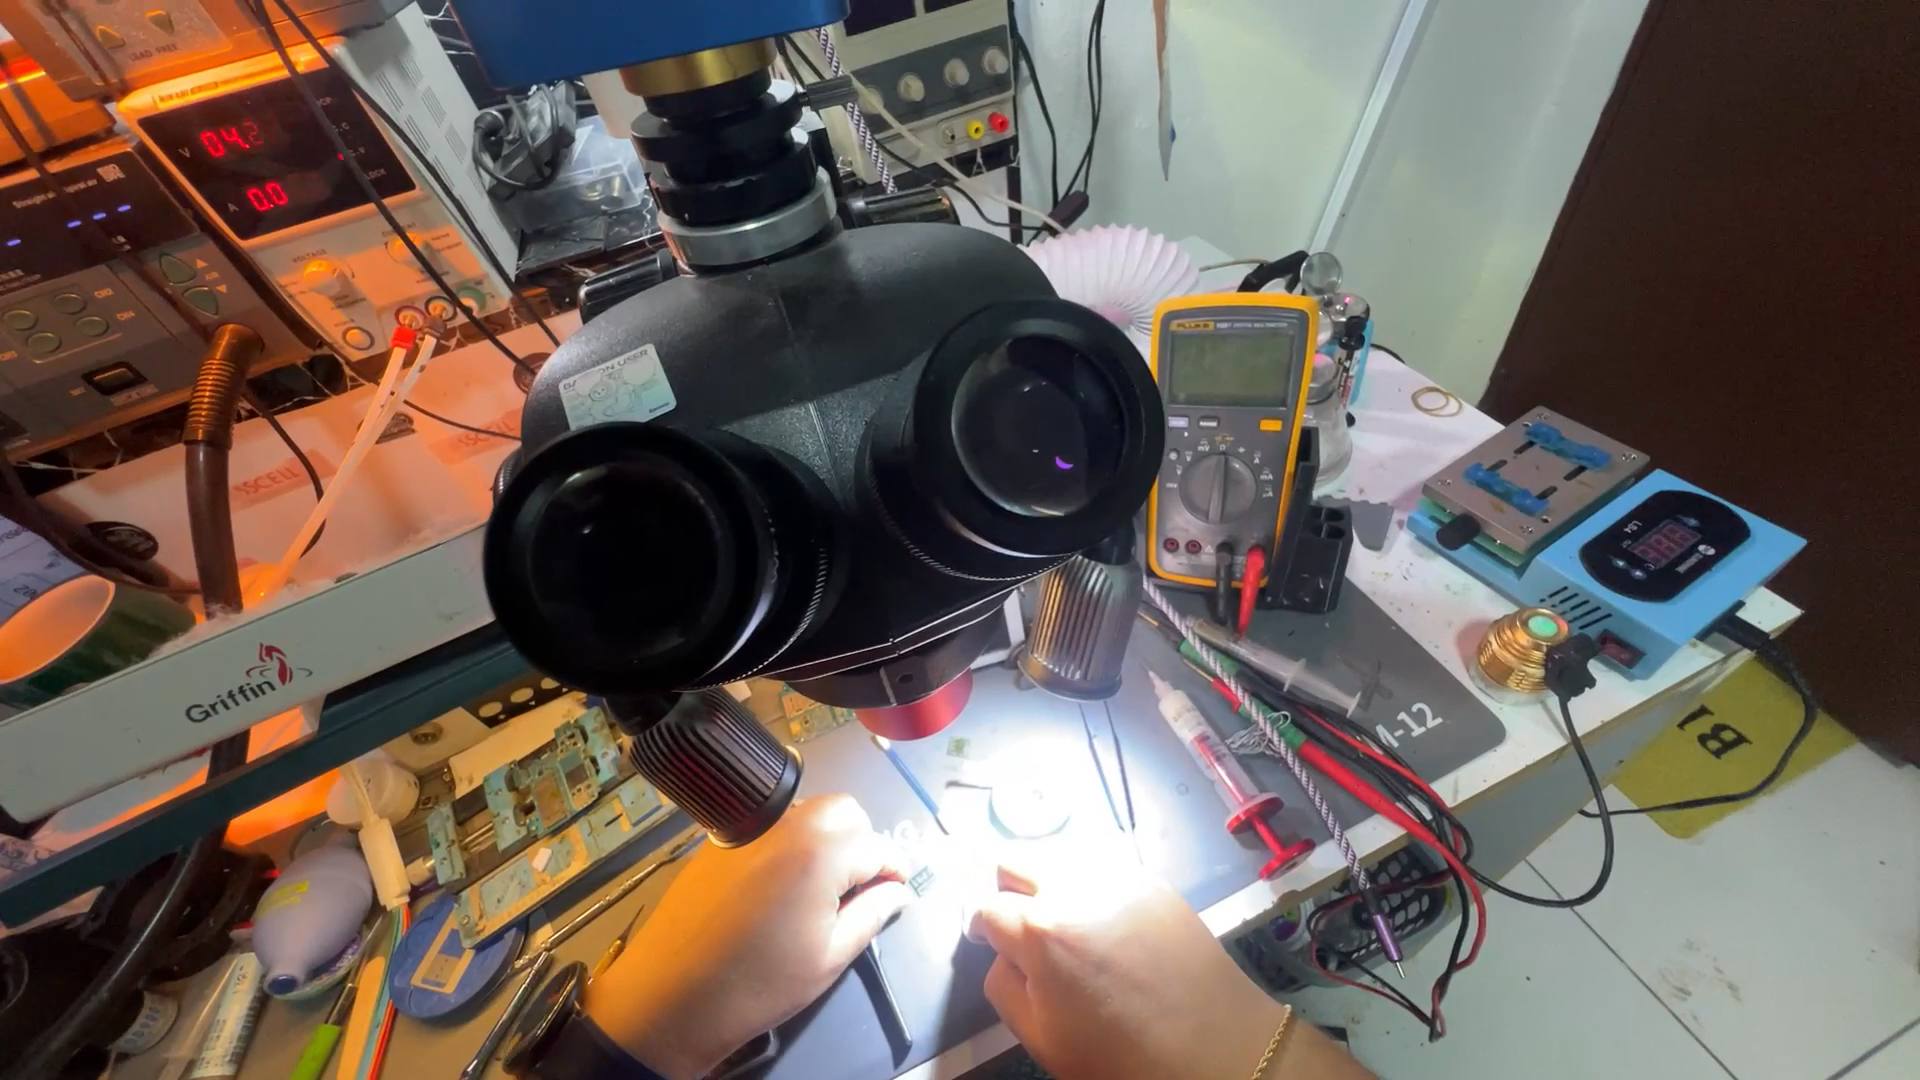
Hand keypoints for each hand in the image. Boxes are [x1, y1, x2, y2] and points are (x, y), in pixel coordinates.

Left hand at [583, 795, 915, 1079]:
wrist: (668, 997)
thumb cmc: (757, 985)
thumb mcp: (829, 957)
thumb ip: (873, 914)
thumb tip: (898, 891)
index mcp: (823, 852)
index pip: (879, 845)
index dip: (894, 869)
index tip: (896, 890)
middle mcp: (793, 823)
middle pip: (847, 812)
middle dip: (862, 841)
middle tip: (855, 887)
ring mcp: (757, 825)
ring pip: (812, 809)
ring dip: (828, 834)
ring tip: (818, 884)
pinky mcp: (727, 835)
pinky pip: (776, 822)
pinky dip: (793, 838)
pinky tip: (780, 881)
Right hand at [969, 845, 1366, 1079]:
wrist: (1219, 1049)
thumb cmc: (1123, 1056)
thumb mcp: (1044, 1041)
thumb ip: (1004, 987)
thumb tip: (1000, 951)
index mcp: (1039, 929)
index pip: (983, 906)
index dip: (979, 926)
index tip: (986, 939)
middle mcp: (1071, 883)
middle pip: (1013, 857)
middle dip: (1007, 887)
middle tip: (1024, 922)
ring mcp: (1113, 871)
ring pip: (1056, 852)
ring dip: (1047, 879)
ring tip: (1068, 918)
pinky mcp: (1146, 873)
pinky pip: (1099, 862)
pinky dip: (1088, 881)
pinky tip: (1106, 917)